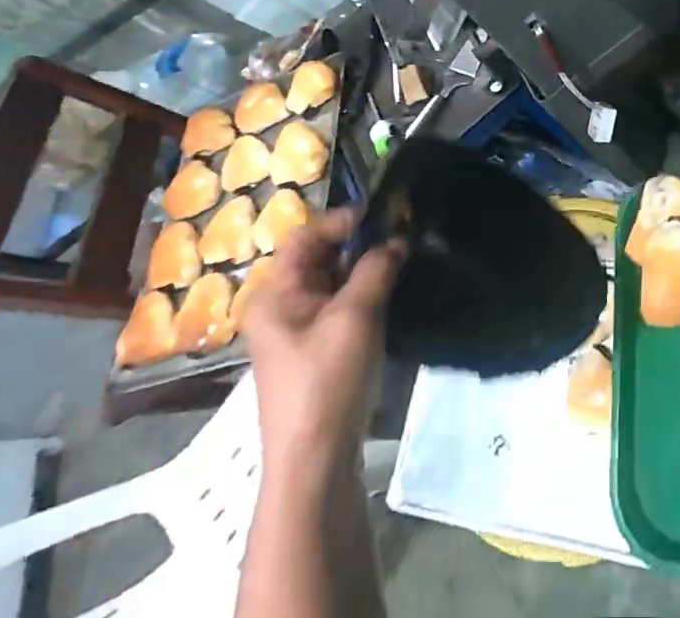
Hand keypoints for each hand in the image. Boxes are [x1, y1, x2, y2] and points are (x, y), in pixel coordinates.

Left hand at [243, 207, 405, 477]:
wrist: (314, 458)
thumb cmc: (327, 381)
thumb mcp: (354, 318)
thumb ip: (375, 271)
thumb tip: (396, 240)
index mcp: (275, 294)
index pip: (306, 237)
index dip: (344, 222)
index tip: (386, 219)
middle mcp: (281, 306)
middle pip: (320, 259)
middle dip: (360, 245)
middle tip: (403, 239)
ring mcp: (298, 330)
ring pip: (334, 284)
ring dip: (366, 270)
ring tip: (404, 262)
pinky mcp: (318, 350)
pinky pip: (340, 308)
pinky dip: (365, 295)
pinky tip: (393, 295)